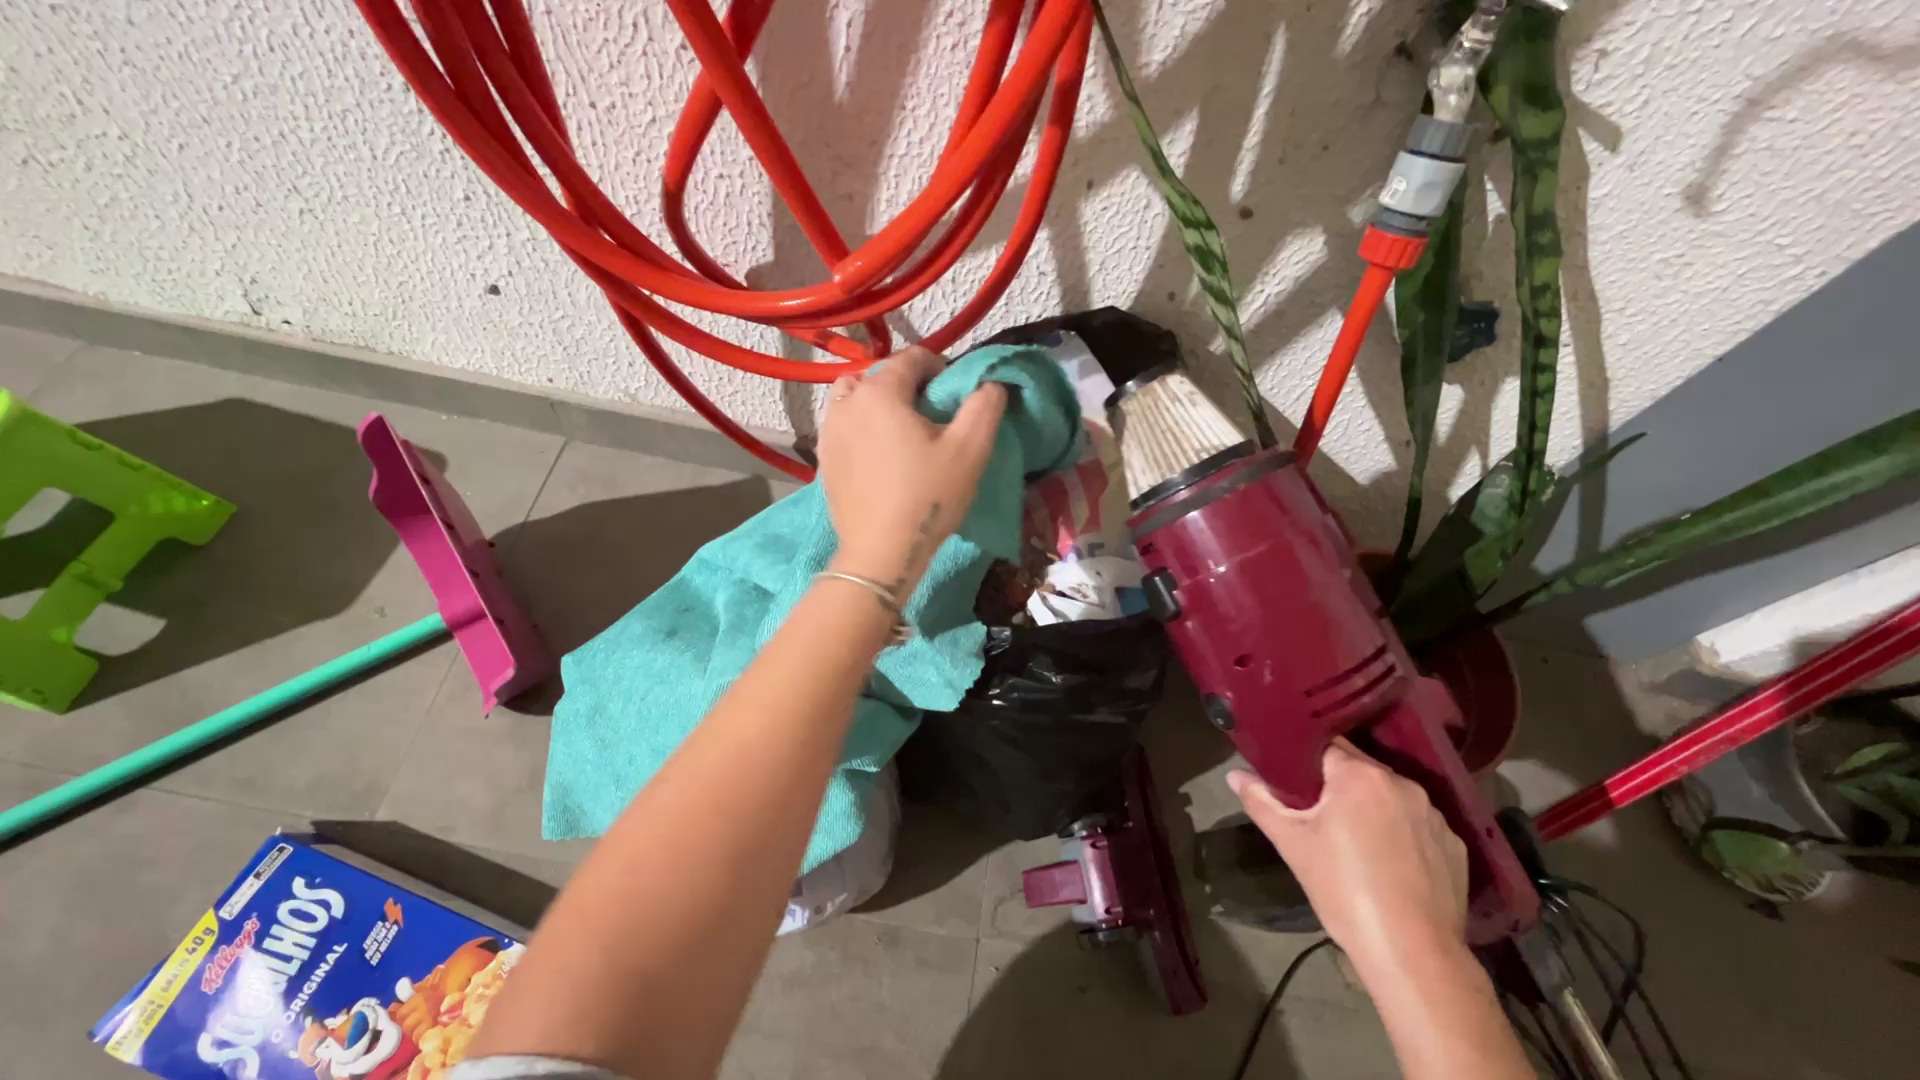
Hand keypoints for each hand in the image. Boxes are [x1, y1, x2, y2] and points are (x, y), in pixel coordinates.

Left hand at [819, 346, 1006, 595]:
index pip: (913, 358)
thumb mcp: (970, 449)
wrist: (881, 552)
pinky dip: (862, 428)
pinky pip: (843, 427)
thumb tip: (990, 384)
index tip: (955, 395)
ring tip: (902, 433)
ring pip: (855, 399)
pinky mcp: (823, 459)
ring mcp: (829, 432)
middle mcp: (846, 403)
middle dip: (908, 386)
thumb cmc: (927, 497)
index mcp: (880, 391)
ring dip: (879, 404)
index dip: (940, 368)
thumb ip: (984, 405)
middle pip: (881, 376)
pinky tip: (881, 457)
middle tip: (932, 416)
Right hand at [1227, 740, 1467, 973]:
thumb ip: (1261, 802)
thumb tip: (1234, 776)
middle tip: (1319, 817)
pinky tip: (1390, 865)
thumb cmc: (1342, 890)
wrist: (1411, 952)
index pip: (1327, 746)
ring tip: (1356, 844)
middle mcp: (1402, 783)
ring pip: (1391, 798)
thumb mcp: (1291, 845)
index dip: (1307, 761)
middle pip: (1361, 771)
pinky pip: (1419, 825)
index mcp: (1361, 775)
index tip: (1293, 780)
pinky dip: (1402, 835)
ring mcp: (1434, 814)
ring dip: (1372, 810)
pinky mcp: (1455, 844)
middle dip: (1339, 788)